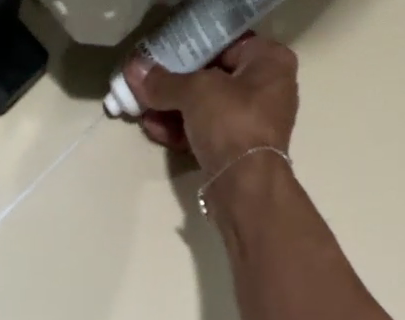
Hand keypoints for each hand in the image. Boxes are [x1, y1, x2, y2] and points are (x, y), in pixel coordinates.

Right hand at [124, 35, 299, 175]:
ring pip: (206, 111)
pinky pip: (205, 135)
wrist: (245, 187)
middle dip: (176, 88)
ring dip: (173, 112)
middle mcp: (268, 89)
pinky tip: (153, 130)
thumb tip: (134, 70)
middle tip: (147, 87)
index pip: (226, 46)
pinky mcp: (236, 154)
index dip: (192, 52)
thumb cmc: (231, 123)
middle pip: (213, 81)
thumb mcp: (195, 92)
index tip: (162, 60)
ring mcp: (252, 125)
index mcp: (270, 62)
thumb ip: (164, 82)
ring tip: (142, 111)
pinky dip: (181, 132)